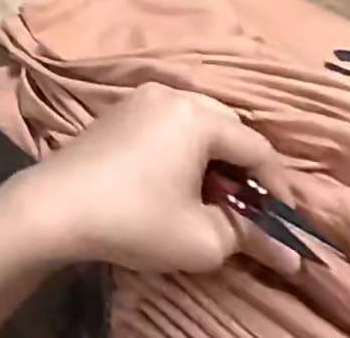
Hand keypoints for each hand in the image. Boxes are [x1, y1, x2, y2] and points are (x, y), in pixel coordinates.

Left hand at [0, 84, 301, 276]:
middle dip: (245, 165)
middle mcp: (169, 94)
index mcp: (195, 116)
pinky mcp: (119, 109)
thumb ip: (251, 237)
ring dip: (215, 153)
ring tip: (214, 196)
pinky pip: (169, 119)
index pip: (257, 148)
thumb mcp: (204, 239)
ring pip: (197, 119)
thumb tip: (291, 254)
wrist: (58, 203)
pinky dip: (185, 144)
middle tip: (247, 208)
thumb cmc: (136, 218)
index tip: (283, 224)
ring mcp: (139, 97)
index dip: (279, 189)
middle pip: (227, 125)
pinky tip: (180, 178)